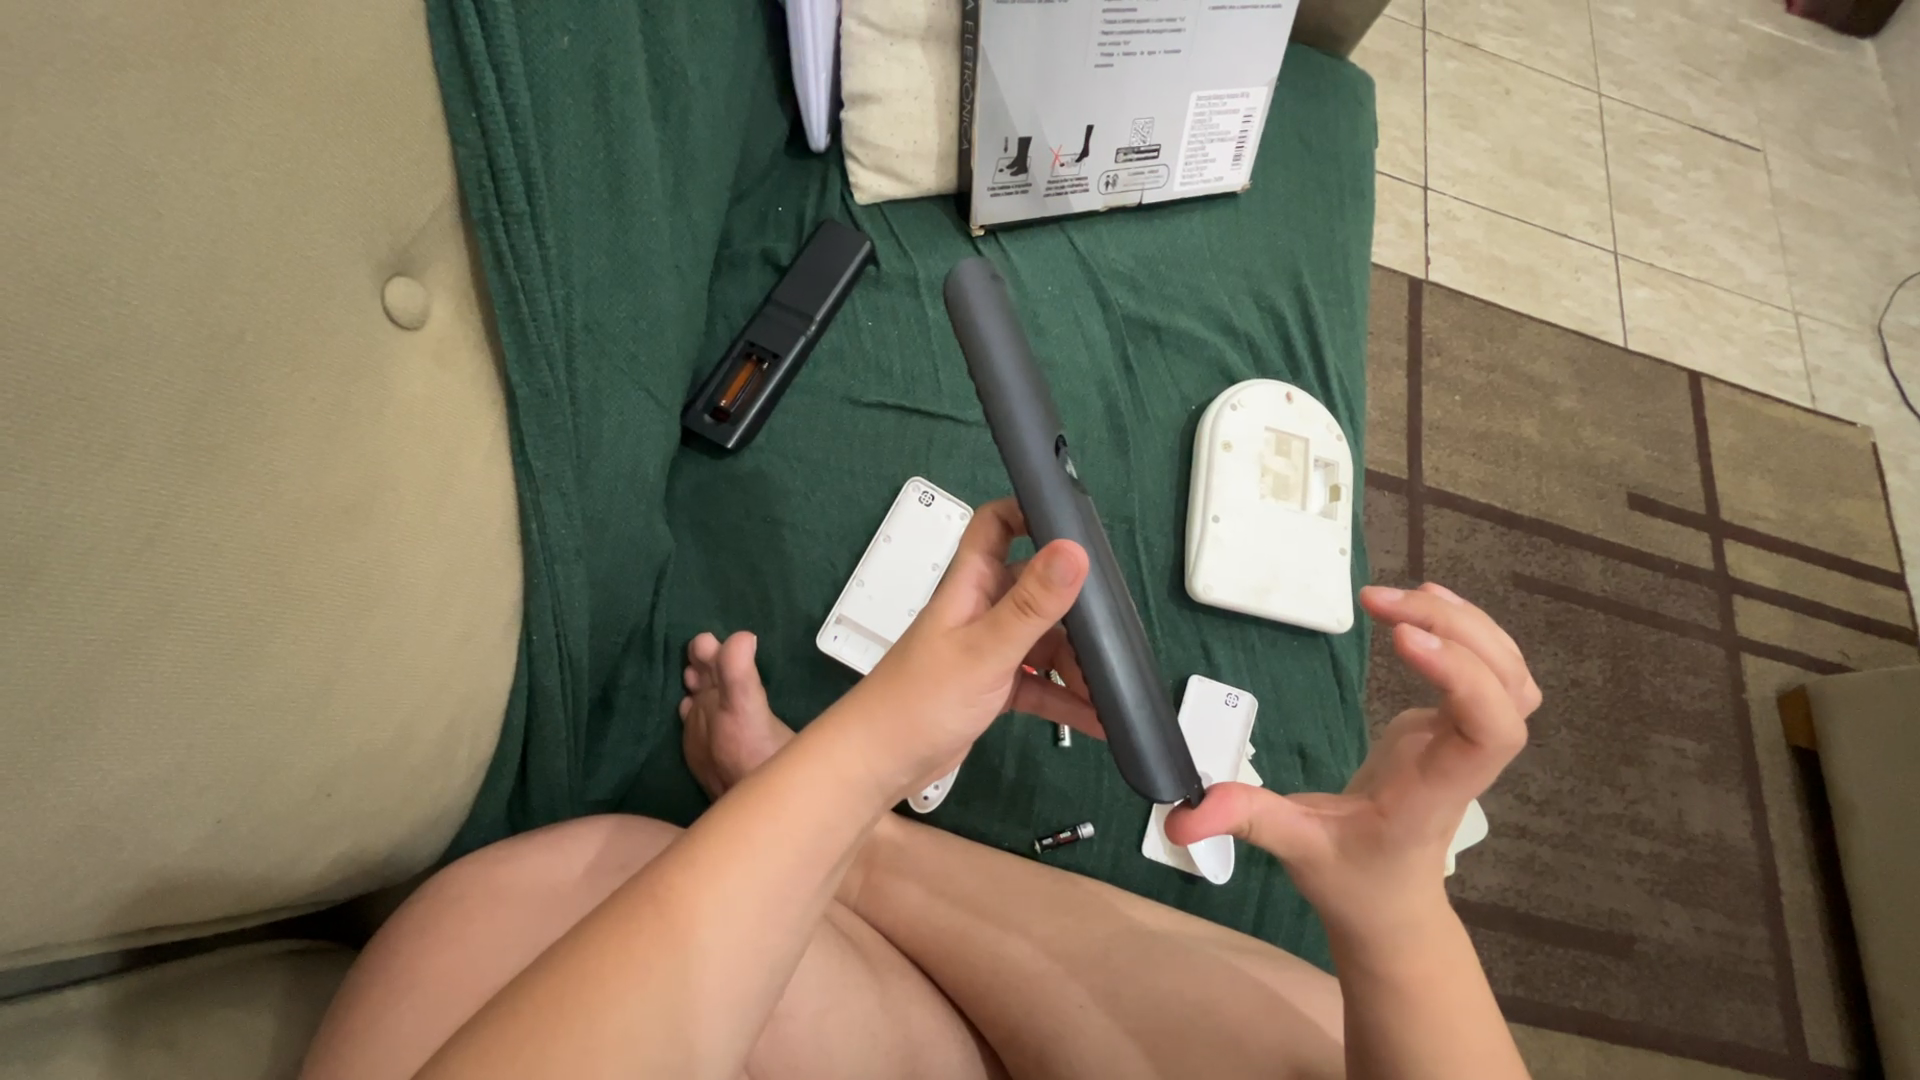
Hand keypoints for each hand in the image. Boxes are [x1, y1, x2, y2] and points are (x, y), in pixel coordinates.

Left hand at [836, 497, 1098, 797]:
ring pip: (1044, 640)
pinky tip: (1098, 719)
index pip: (997, 525)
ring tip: (1111, 686)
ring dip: (1076, 661)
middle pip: (1037, 588)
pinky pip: (1039, 682)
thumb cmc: (922, 698)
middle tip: (1118, 623)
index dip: (1029, 512)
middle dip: (1075, 604)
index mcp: (972, 583)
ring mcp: (988, 648)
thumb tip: (1075, 551)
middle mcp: (982, 608)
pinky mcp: (993, 686)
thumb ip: (1032, 604)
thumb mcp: (985, 649)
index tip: (1077, 523)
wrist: (881, 763)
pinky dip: (1065, 697)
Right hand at [1165, 583, 1539, 938]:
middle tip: (1380, 601)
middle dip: (1455, 629)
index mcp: (1432, 791)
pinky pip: (1489, 675)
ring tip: (1402, 596)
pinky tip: (1429, 607)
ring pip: (1511, 676)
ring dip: (1468, 625)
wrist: (1392, 904)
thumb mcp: (1293, 849)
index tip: (1403, 638)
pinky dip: (1471, 634)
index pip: (1489, 732)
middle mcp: (1460, 761)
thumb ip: (1244, 820)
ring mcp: (1459, 742)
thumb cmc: (1352, 880)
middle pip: (1508, 687)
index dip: (1463, 677)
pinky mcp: (1446, 728)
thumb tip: (1179, 815)